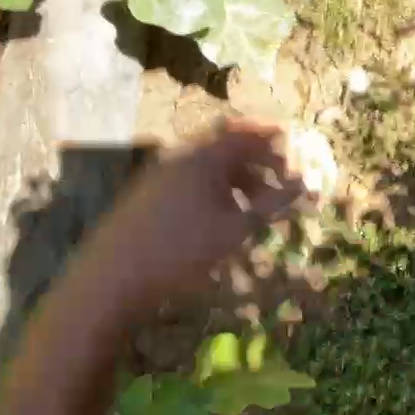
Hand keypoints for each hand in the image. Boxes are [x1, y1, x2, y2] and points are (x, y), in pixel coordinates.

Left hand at [60, 120, 313, 324]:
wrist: (109, 283)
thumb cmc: (181, 252)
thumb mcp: (236, 229)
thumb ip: (272, 203)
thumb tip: (305, 184)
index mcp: (202, 159)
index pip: (244, 132)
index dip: (272, 135)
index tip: (295, 146)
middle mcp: (178, 160)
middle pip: (226, 150)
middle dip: (258, 164)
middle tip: (281, 184)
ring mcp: (157, 179)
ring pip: (207, 169)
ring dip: (237, 182)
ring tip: (255, 210)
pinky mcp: (145, 199)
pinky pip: (189, 184)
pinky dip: (214, 193)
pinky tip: (221, 222)